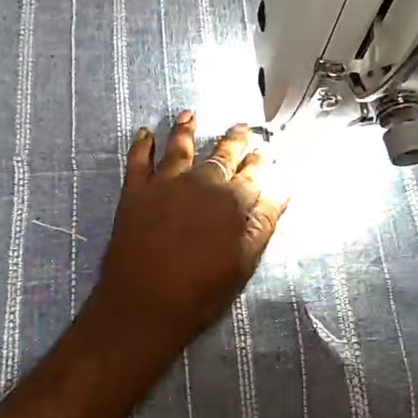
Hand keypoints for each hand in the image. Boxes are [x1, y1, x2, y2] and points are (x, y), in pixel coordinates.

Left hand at [92, 111, 288, 348]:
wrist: (144, 303)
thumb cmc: (200, 292)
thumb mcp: (243, 261)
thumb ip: (263, 222)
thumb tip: (282, 189)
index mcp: (231, 201)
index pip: (253, 173)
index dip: (261, 162)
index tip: (266, 152)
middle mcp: (201, 183)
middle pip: (221, 154)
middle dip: (234, 139)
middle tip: (242, 127)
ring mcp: (165, 183)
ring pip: (179, 146)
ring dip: (186, 128)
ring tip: (190, 114)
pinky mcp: (135, 191)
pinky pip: (138, 159)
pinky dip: (142, 144)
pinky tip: (145, 132)